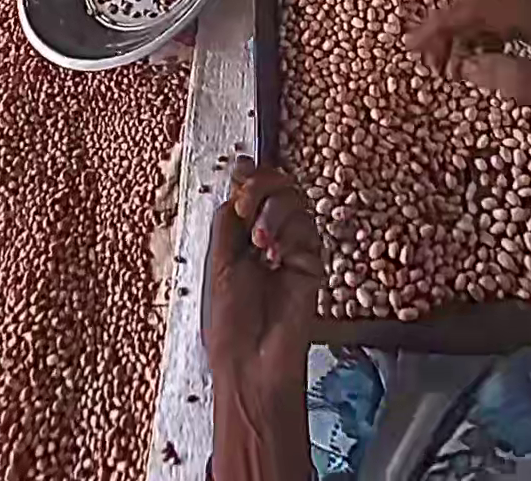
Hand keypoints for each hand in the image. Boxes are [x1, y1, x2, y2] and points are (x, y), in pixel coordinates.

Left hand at [205, 158, 321, 395]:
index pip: (256, 184)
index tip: (242, 171)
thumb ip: (230, 213)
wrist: (250, 359)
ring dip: (271, 213)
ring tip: (259, 243)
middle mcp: (271, 230)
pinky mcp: (311, 258)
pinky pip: (306, 225)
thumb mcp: (219, 255)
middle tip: (246, 207)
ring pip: (294, 198)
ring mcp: (293, 243)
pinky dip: (287, 234)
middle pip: (278, 182)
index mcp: (246, 228)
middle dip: (260, 187)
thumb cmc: (230, 318)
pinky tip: (275, 257)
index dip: (251, 173)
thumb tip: (239, 173)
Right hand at [405, 0, 530, 153]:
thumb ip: (516, 78)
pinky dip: (491, 44)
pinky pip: (517, 31)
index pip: (481, 5)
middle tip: (425, 61)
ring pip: (499, 17)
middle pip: (485, 5)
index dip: (441, 22)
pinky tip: (482, 64)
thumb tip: (464, 68)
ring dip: (468, 36)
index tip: (412, 46)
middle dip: (449, 28)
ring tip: (445, 65)